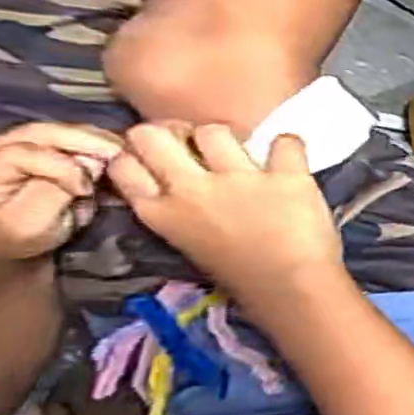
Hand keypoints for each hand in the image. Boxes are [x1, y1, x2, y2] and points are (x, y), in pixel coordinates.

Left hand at [0, 122, 122, 268]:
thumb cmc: (8, 240)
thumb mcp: (32, 226)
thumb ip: (56, 193)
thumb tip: (93, 163)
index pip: (22, 154)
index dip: (66, 168)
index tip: (87, 191)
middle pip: (40, 132)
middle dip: (90, 142)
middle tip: (125, 157)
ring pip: (52, 130)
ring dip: (94, 140)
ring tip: (121, 157)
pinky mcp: (13, 147)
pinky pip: (56, 136)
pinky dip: (89, 143)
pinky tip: (107, 157)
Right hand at [107, 123, 343, 305]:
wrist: (289, 283)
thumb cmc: (240, 271)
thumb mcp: (185, 239)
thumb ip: (177, 209)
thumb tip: (183, 184)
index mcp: (158, 210)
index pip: (122, 163)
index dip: (141, 152)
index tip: (164, 154)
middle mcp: (190, 189)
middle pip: (154, 135)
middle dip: (173, 131)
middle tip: (200, 142)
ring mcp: (240, 180)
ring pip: (215, 132)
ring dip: (232, 136)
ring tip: (247, 150)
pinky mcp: (287, 178)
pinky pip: (285, 142)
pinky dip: (290, 145)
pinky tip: (291, 156)